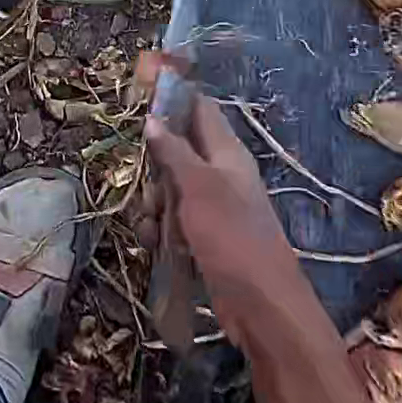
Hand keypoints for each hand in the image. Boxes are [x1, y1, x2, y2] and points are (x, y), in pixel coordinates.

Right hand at [143, 95, 309, 343]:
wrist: (262, 307)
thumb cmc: (232, 236)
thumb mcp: (199, 186)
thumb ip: (174, 150)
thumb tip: (151, 117)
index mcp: (226, 151)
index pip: (199, 107)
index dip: (172, 97)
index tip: (138, 95)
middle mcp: (220, 171)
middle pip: (177, 148)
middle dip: (154, 163)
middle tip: (146, 180)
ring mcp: (212, 204)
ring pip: (170, 185)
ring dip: (153, 201)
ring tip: (150, 221)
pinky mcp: (203, 234)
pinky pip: (173, 218)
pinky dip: (159, 227)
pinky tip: (152, 242)